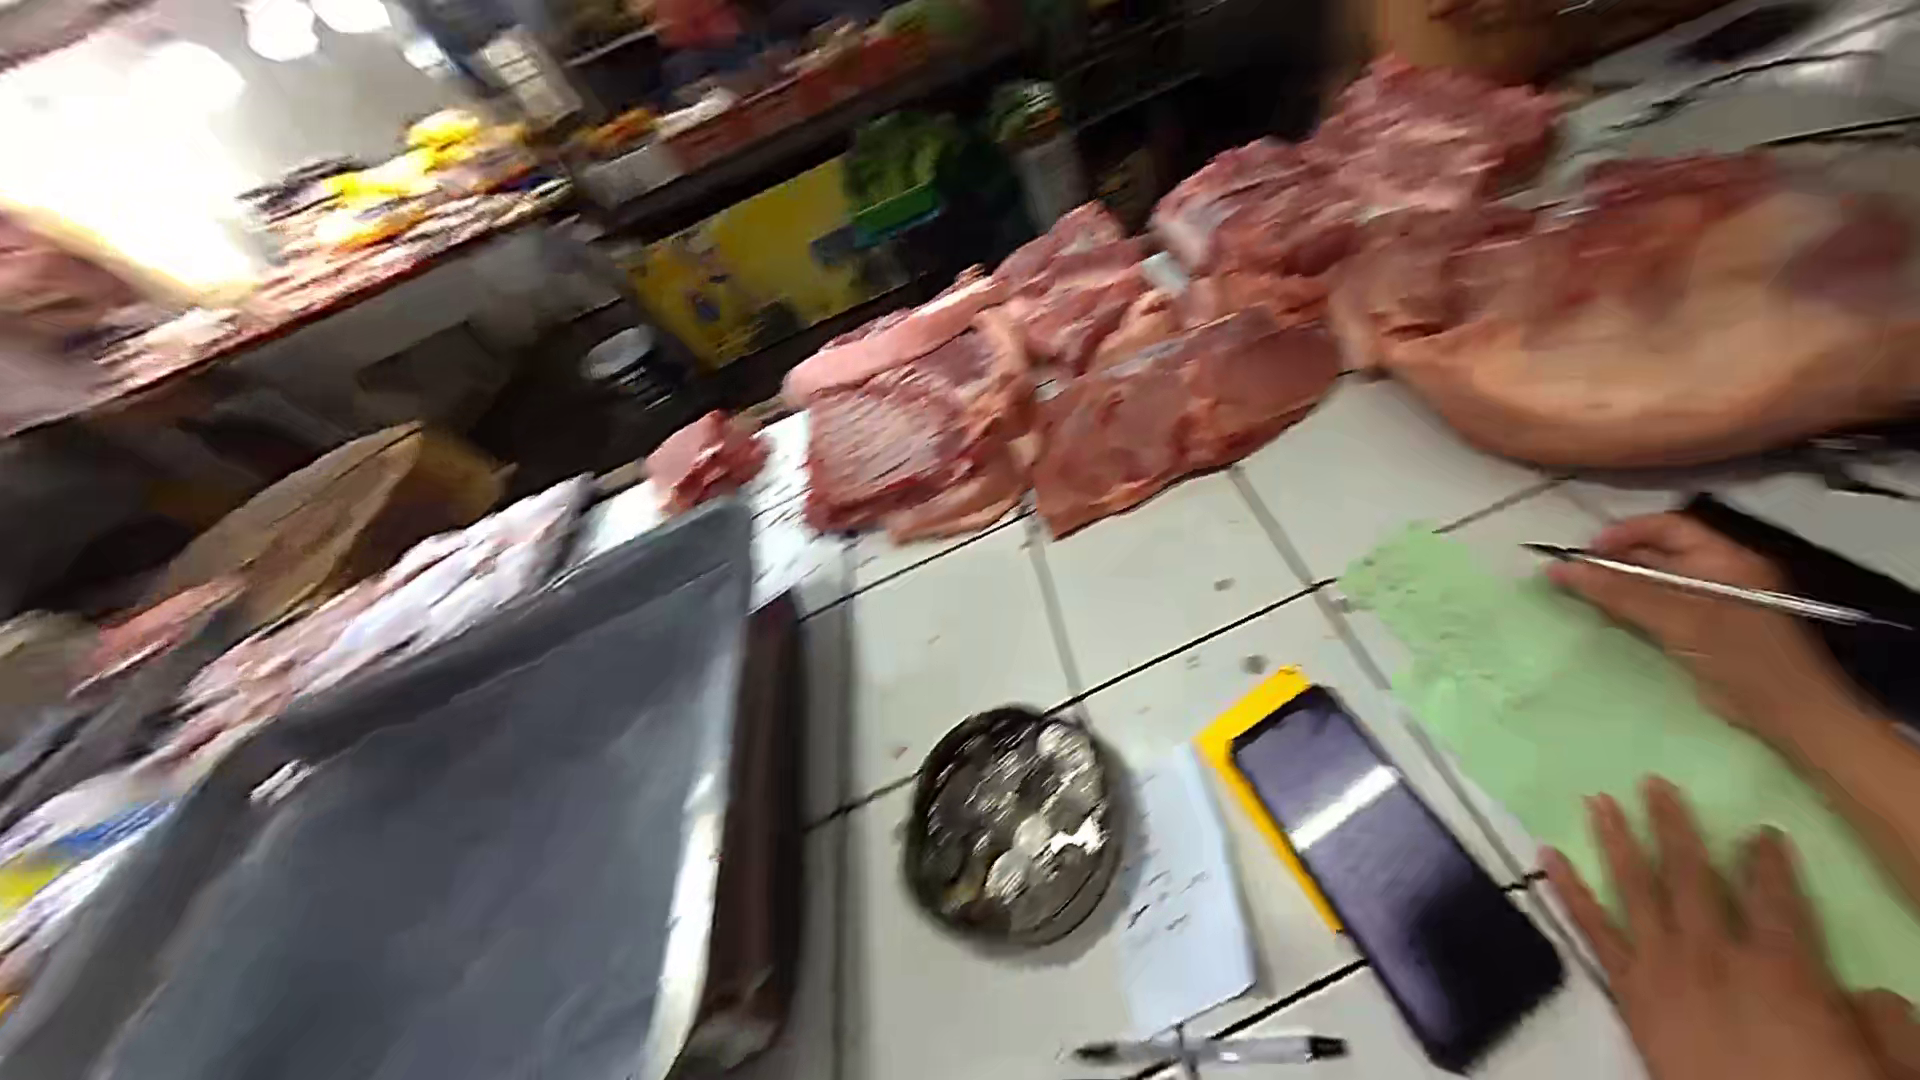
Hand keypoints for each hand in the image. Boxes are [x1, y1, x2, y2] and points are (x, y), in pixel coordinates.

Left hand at [1544, 778, 1889, 1079]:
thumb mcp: (1895, 1079)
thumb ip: (1889, 1030)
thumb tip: (1873, 989)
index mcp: (1784, 974)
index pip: (1775, 901)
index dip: (1770, 864)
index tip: (1762, 830)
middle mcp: (1712, 956)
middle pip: (1689, 876)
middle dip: (1672, 826)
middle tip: (1652, 782)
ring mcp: (1659, 965)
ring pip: (1632, 886)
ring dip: (1614, 839)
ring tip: (1596, 799)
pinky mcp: (1625, 984)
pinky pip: (1589, 926)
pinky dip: (1565, 886)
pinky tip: (1545, 852)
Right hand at [1546, 513, 1855, 743]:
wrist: (1781, 710)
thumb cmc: (1736, 654)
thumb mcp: (1674, 616)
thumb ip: (1615, 590)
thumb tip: (1559, 567)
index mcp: (1724, 560)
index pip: (1667, 527)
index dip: (1625, 533)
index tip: (1587, 552)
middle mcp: (1714, 574)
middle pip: (1653, 552)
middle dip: (1610, 560)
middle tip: (1574, 575)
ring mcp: (1705, 601)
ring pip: (1646, 579)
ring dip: (1611, 584)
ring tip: (1580, 594)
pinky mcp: (1693, 626)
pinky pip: (1648, 604)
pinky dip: (1622, 604)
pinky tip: (1603, 613)